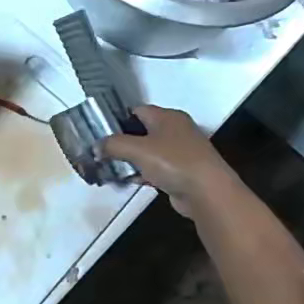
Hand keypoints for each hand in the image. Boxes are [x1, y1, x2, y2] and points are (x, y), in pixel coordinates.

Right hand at [102, 105, 242, 217]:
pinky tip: (127, 181)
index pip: (137, 111)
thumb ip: (113, 145)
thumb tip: (96, 146)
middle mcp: (175, 130)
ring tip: (109, 169)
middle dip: (121, 143)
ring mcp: (180, 152)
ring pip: (147, 152)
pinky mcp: (181, 171)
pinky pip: (155, 168)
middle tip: (101, 153)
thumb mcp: (137, 149)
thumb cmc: (173, 162)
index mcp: (168, 116)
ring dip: (130, 160)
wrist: (207, 192)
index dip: (117, 120)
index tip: (99, 133)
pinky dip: (141, 173)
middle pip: (141, 132)